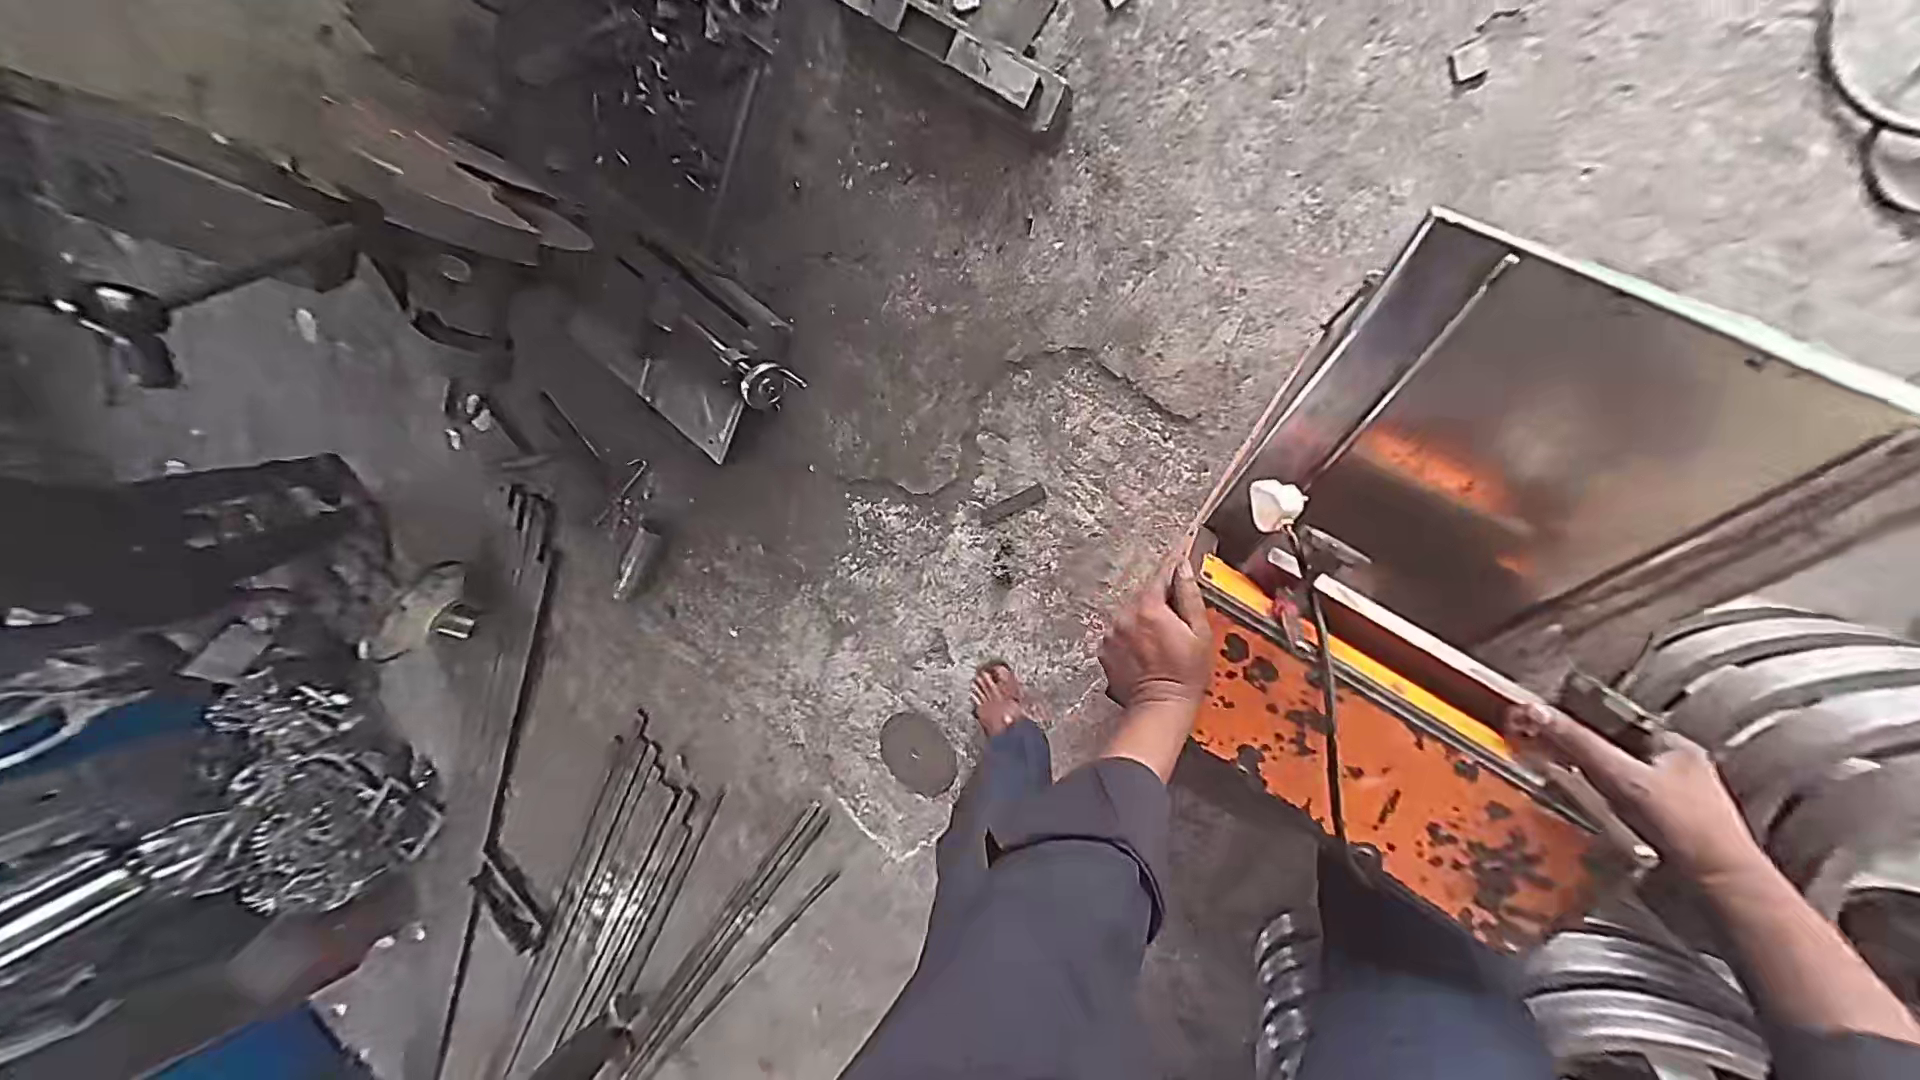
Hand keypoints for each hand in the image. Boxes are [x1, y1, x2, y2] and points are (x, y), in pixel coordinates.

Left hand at [1099, 555, 1212, 708]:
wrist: (1160, 705)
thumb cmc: (1186, 673)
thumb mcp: (1199, 632)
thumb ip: (1189, 596)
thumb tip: (1183, 568)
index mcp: (1149, 608)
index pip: (1159, 576)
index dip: (1172, 567)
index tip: (1180, 556)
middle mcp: (1124, 616)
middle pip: (1143, 596)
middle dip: (1158, 602)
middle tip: (1174, 621)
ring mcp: (1111, 633)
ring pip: (1129, 614)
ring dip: (1142, 619)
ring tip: (1159, 642)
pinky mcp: (1104, 648)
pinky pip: (1118, 632)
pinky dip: (1130, 636)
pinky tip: (1144, 651)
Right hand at [1507, 703, 1763, 882]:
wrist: (1716, 884)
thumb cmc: (1680, 823)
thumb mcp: (1621, 776)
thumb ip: (1577, 741)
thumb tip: (1534, 709)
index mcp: (1674, 745)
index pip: (1612, 717)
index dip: (1575, 715)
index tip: (1540, 718)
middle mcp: (1673, 764)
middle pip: (1608, 744)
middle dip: (1572, 744)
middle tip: (1535, 741)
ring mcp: (1666, 792)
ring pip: (1608, 768)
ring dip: (1577, 768)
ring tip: (1545, 765)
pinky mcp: (1658, 816)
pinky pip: (1610, 791)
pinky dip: (1588, 790)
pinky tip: (1570, 794)